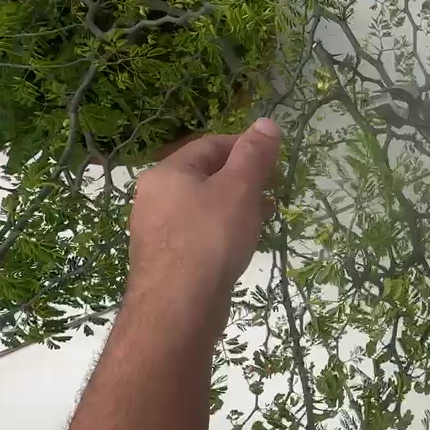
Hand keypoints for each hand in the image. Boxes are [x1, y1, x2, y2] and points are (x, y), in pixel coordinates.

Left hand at [127, 118, 282, 305]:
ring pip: (204, 206)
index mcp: (167, 173)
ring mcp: (158, 231)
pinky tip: (243, 244)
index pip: (209, 145)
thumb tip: (266, 123)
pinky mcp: (168, 259)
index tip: (274, 160)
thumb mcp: (240, 189)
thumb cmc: (210, 238)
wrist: (178, 306)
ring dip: (236, 206)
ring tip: (265, 217)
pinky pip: (200, 233)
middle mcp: (155, 197)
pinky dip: (224, 231)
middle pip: (205, 175)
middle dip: (243, 179)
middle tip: (273, 189)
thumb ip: (255, 155)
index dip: (244, 146)